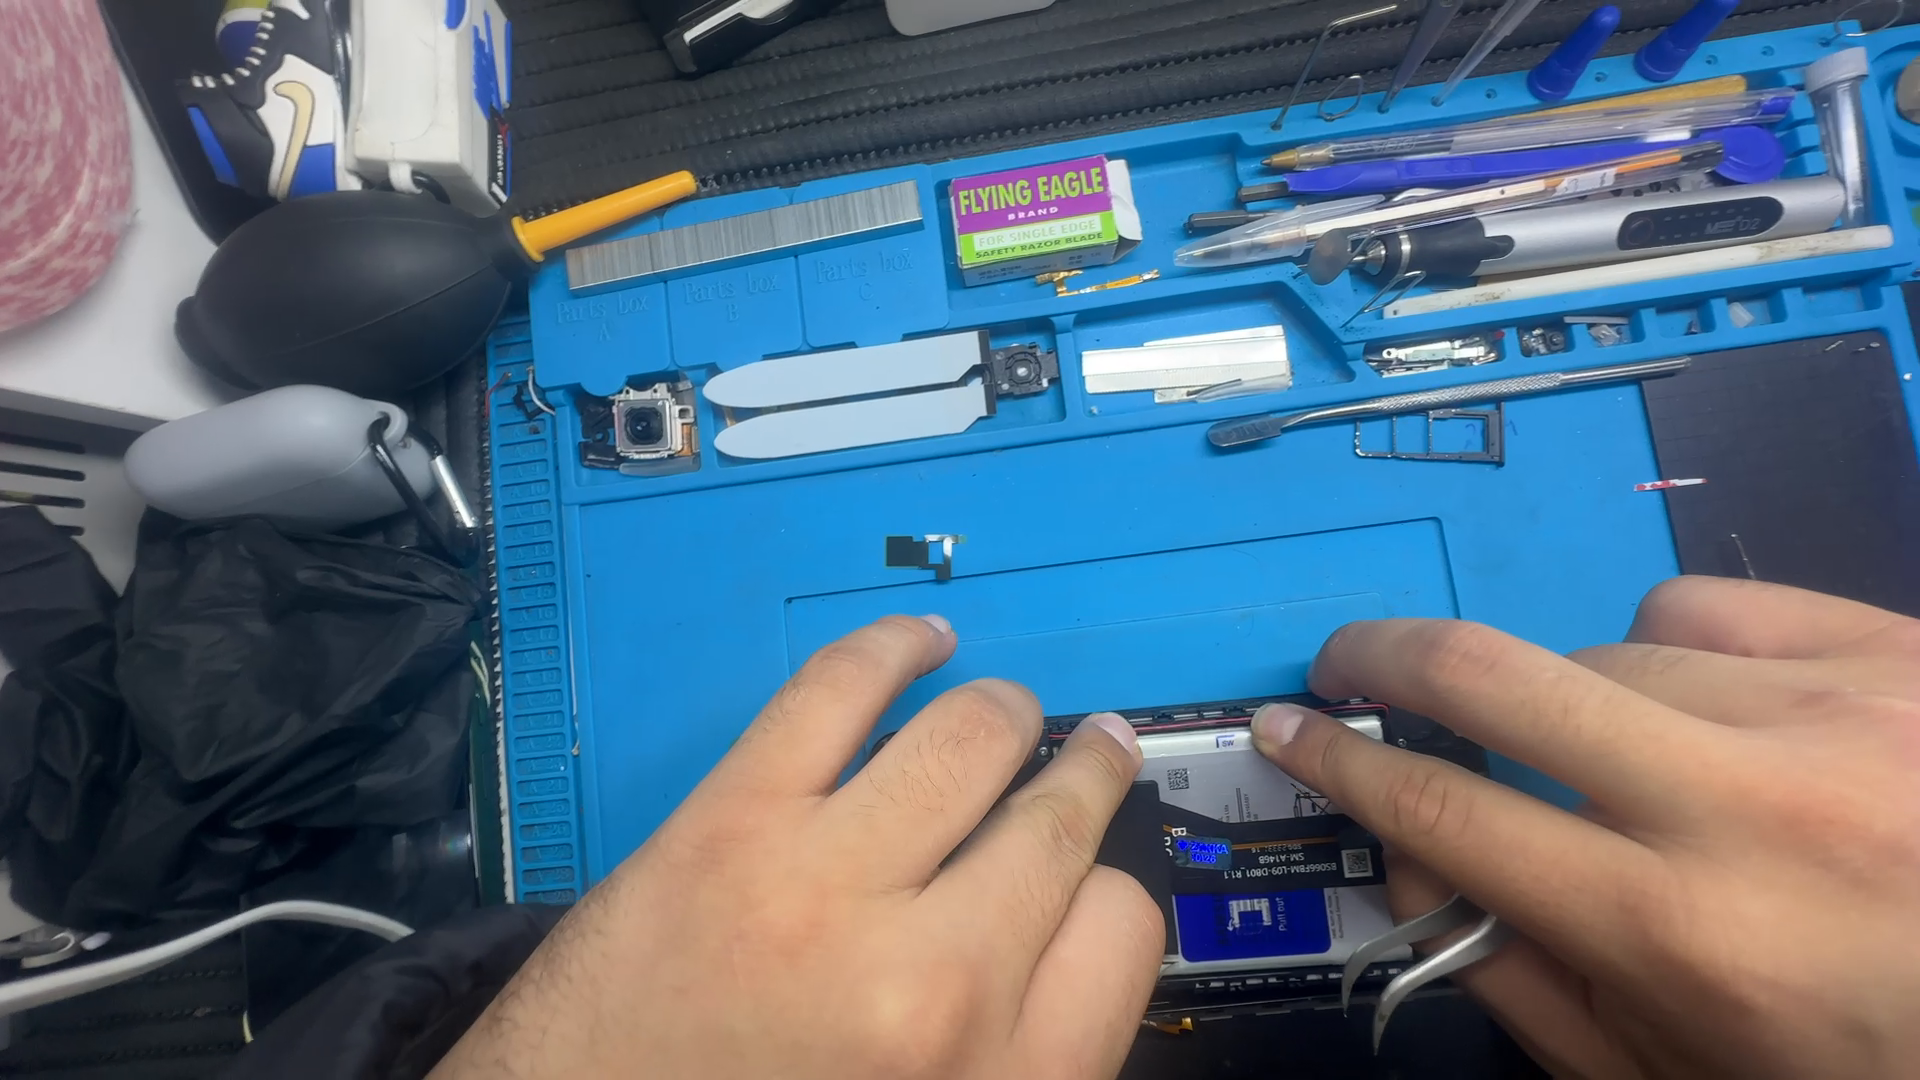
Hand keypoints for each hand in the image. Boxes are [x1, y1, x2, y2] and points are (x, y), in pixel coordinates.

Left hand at [433, 615, 1162, 1079]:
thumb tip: (1071, 903)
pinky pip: (843, 688)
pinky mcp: (735, 818)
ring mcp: (827, 886)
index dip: (1106, 884)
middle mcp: (935, 985)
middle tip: (1085, 752)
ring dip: (1006, 709)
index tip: (1078, 871)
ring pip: (972, 737)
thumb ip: (1027, 1032)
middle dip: (1083, 774)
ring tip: (1007, 706)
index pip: (1123, 927)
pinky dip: (895, 647)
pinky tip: (924, 643)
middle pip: (1059, 823)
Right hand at [1251, 577, 1919, 1078]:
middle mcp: (1761, 812)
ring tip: (1632, 762)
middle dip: (1377, 655)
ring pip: (1594, 654)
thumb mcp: (1659, 1073)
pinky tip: (1722, 711)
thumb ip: (1498, 963)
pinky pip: (1698, 608)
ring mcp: (1848, 716)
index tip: (1284, 726)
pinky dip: (1669, 650)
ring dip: (1568, 704)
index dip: (1338, 762)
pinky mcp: (1910, 656)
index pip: (1440, 813)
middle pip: (1483, 672)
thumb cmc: (1857, 1071)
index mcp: (1690, 939)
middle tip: (1342, 665)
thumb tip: (1394, 847)